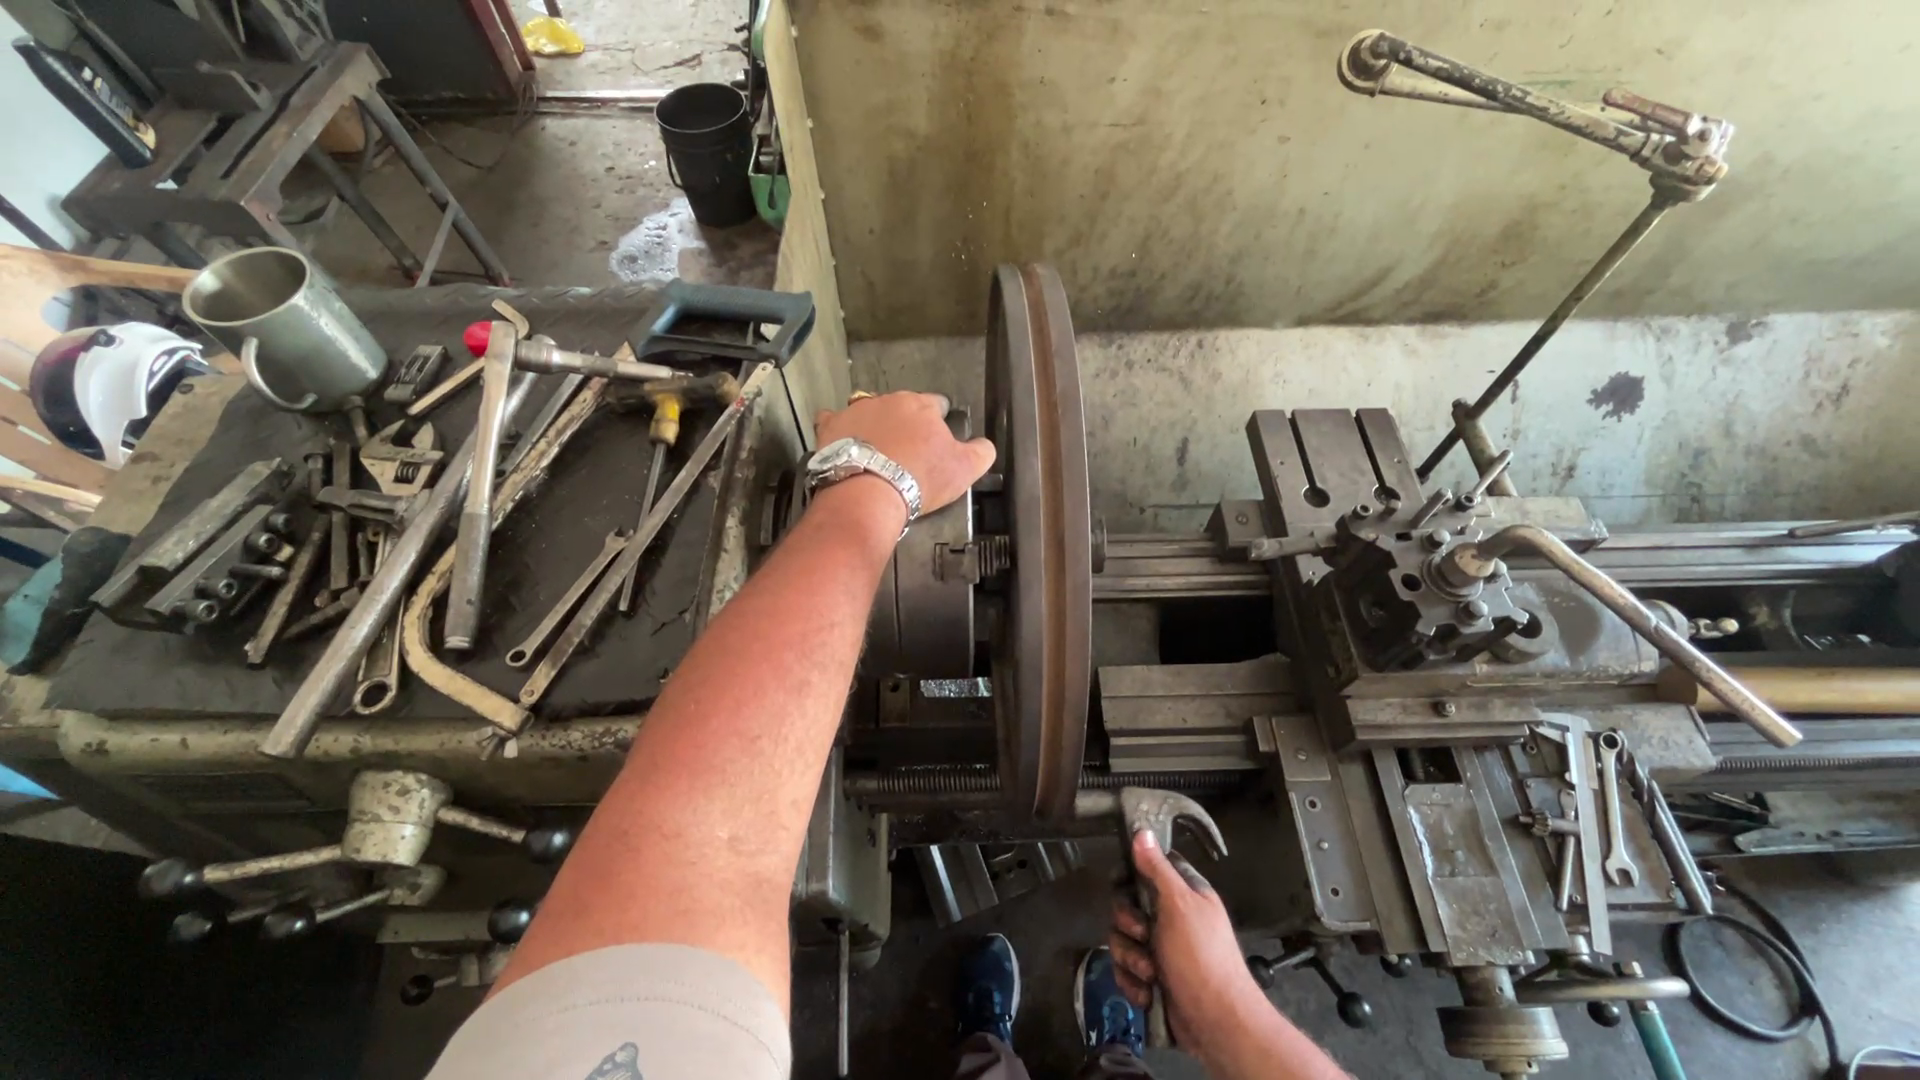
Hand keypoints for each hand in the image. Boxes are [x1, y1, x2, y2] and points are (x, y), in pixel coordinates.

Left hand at [814, 392, 994, 515]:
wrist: (869, 493)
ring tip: (876, 450)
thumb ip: (981, 452)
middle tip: (907, 451)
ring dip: (874, 424)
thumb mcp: (964, 469)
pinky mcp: (830, 427)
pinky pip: (833, 420)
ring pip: (868, 411)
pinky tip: (843, 441)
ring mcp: (856, 410)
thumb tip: (985, 445)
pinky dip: (839, 427)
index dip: (938, 421)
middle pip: (901, 406)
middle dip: (905, 423)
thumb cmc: (920, 478)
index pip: (936, 404)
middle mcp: (888, 399)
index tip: (936, 440)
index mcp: (922, 405)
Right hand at [1109, 829, 1266, 1058]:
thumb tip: (1142, 831)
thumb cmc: (1201, 957)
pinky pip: (1125, 970)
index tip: (1123, 884)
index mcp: (1183, 894)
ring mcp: (1161, 950)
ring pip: (1122, 940)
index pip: (1148, 868)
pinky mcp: (1152, 978)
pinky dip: (1133, 983)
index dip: (1130, 874)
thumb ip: (1157, 868)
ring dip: (1131, 959)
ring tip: (1150, 974)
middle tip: (1144, 936)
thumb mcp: (1180, 905)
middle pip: (1126, 906)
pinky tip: (1148, 993)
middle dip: (1128, 925)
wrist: (1215, 1022)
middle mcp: (1171, 918)